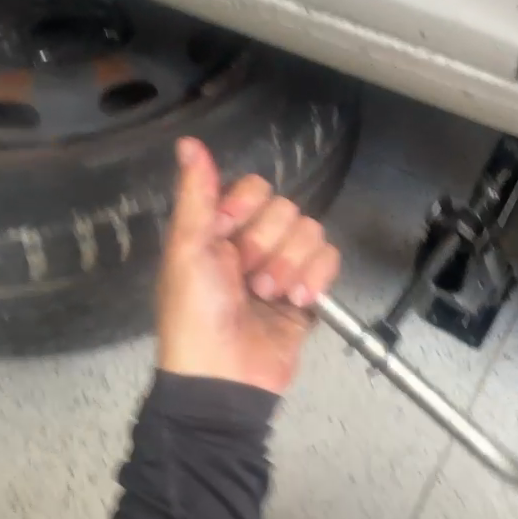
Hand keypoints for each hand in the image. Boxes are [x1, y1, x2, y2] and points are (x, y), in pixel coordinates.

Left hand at [156, 136, 341, 393]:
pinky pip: (330, 259)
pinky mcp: (310, 289)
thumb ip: (196, 195)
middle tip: (247, 277)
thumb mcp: (187, 251)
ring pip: (311, 233)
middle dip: (269, 245)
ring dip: (291, 266)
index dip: (247, 208)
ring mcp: (284, 266)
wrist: (224, 377)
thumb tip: (188, 141)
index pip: (255, 187)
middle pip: (287, 209)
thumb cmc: (196, 312)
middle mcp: (254, 242)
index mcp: (220, 230)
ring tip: (270, 295)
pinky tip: (297, 302)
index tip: (226, 234)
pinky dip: (316, 279)